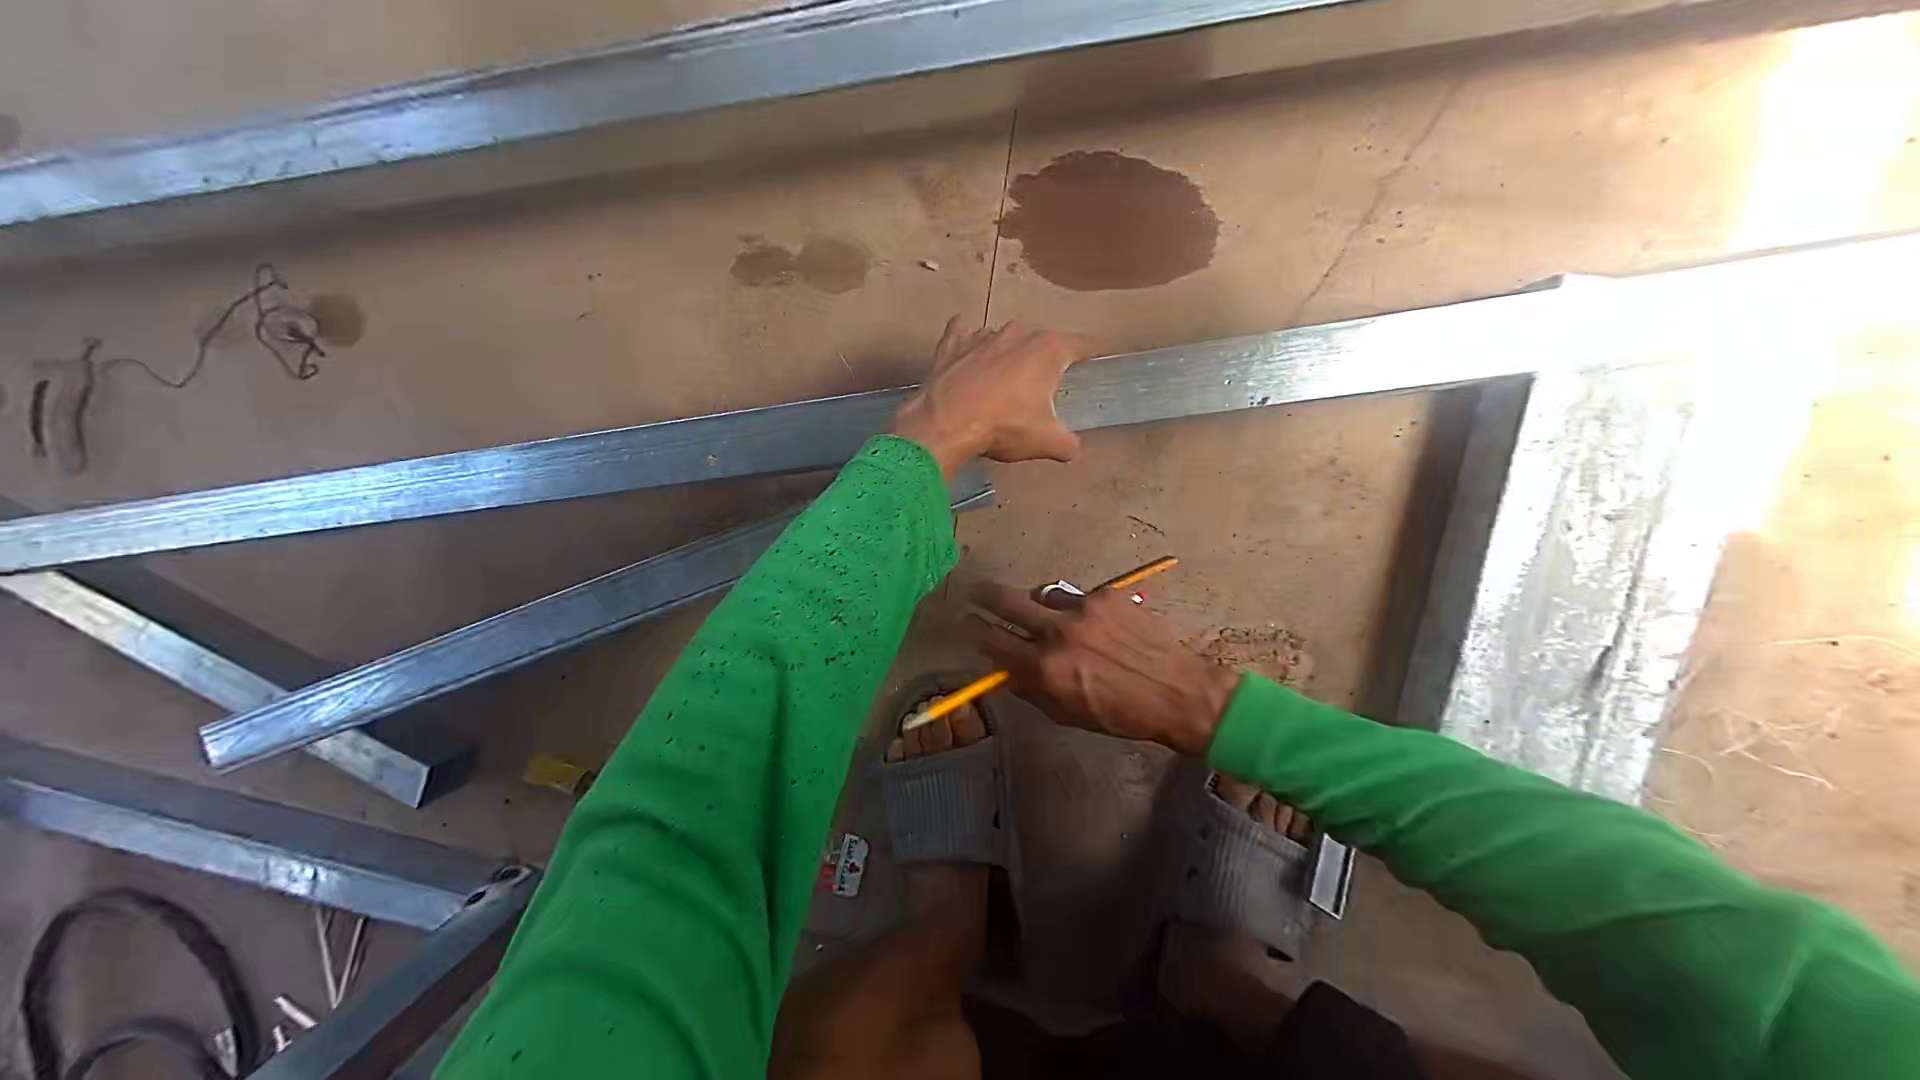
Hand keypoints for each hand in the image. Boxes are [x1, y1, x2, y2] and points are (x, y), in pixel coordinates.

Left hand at [888, 317, 1095, 477]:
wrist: (944, 424)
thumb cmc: (1003, 427)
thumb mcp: (1046, 442)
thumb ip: (1068, 443)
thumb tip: (1073, 448)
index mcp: (1048, 349)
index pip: (1082, 345)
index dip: (1090, 355)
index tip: (1093, 364)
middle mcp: (1018, 333)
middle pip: (1041, 342)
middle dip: (1044, 362)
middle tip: (1041, 389)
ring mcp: (982, 334)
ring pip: (1004, 340)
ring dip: (1007, 356)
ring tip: (1002, 385)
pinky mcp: (951, 344)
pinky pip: (964, 336)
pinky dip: (968, 347)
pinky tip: (968, 361)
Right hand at [973, 583, 1239, 756]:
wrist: (1178, 692)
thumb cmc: (1121, 714)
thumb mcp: (1067, 714)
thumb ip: (1031, 689)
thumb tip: (1006, 670)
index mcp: (1044, 667)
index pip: (991, 639)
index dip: (974, 630)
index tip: (968, 623)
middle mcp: (1058, 632)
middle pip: (1004, 599)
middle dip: (983, 595)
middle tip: (978, 594)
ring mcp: (1083, 608)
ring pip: (1042, 594)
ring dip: (1039, 606)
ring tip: (1052, 618)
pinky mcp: (1106, 595)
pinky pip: (1078, 597)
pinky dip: (1078, 609)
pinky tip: (1094, 625)